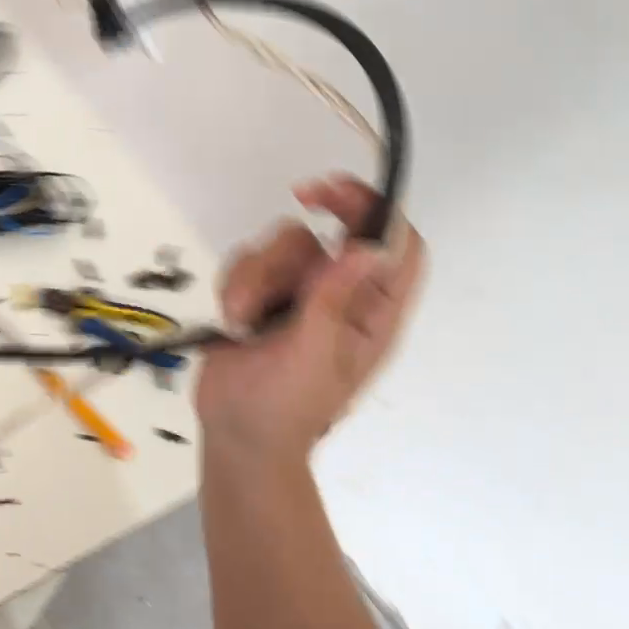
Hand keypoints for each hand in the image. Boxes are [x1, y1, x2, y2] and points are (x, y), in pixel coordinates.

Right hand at [196, 175, 425, 464]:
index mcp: (371, 314)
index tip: (339, 194)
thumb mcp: (313, 357)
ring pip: (280, 247)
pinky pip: (245, 264)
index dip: (376, 213)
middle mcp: (338, 296)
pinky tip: (232, 319)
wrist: (236, 434)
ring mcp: (294, 296)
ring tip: (243, 317)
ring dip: (255, 276)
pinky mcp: (256, 298)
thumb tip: (369, 247)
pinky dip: (233, 286)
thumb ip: (334, 301)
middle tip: (301, 195)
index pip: (395, 248)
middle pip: (331, 234)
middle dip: (308, 227)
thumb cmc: (285, 407)